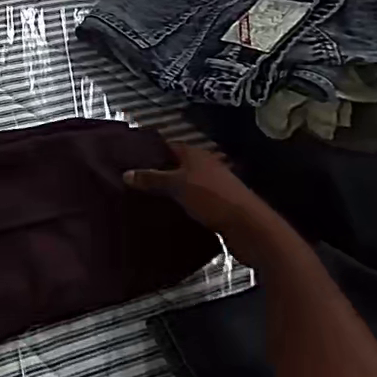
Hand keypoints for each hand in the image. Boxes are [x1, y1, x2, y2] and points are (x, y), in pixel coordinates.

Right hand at [124, 142, 274, 236]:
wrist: (251, 230)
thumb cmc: (212, 198)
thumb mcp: (177, 186)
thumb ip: (151, 179)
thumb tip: (126, 173)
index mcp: (195, 154)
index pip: (166, 146)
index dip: (148, 151)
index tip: (127, 159)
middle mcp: (204, 167)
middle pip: (174, 166)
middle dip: (155, 173)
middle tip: (131, 181)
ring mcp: (213, 188)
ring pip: (183, 186)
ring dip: (168, 192)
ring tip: (142, 199)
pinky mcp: (218, 208)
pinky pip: (191, 204)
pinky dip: (179, 208)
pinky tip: (165, 216)